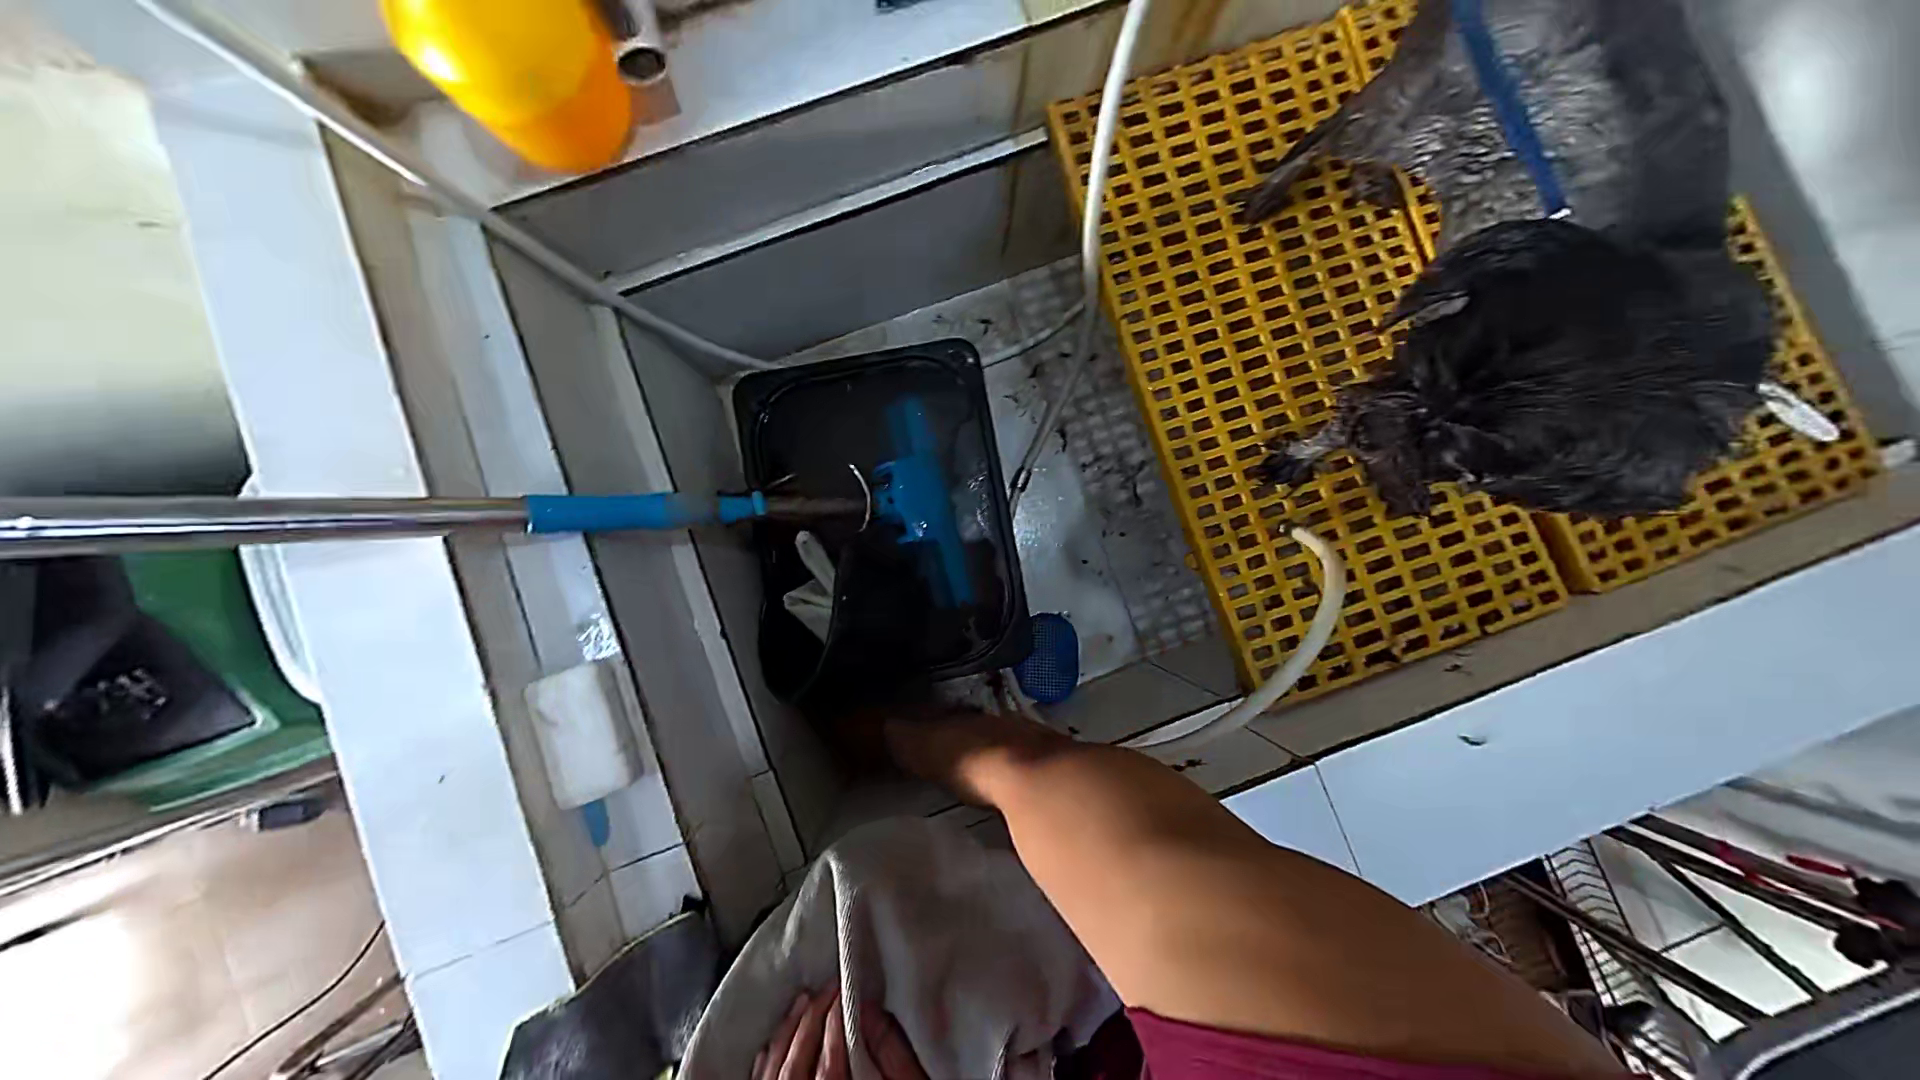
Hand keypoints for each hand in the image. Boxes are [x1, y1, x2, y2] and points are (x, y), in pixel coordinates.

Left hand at [752, 989, 928, 1079]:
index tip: (845, 991)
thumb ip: (893, 1058)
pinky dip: (767, 1067)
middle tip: (830, 989)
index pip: (829, 1067)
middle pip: (797, 1072)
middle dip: (812, 1021)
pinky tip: (775, 1044)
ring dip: (788, 1037)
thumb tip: (871, 1012)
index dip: (835, 1022)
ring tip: (806, 1002)